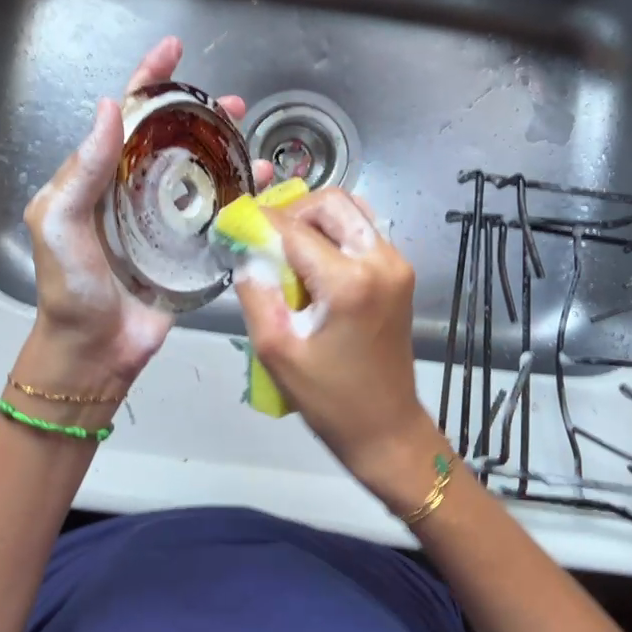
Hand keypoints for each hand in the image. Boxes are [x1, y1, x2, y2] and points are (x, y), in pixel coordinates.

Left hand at [21, 36, 269, 394]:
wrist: (94, 348)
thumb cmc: (68, 286)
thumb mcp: (60, 222)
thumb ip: (84, 168)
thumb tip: (110, 106)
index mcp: (97, 179)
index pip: (124, 119)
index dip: (147, 81)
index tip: (172, 50)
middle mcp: (132, 192)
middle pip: (170, 138)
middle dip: (199, 113)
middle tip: (232, 101)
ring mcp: (162, 220)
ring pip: (199, 170)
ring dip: (225, 146)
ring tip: (251, 131)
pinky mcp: (187, 249)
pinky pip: (217, 211)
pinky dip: (240, 191)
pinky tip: (260, 179)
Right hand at [232, 188, 450, 504]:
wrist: (385, 427)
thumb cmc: (328, 398)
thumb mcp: (275, 349)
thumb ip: (255, 292)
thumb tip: (244, 252)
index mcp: (349, 281)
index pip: (294, 229)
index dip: (259, 222)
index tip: (232, 225)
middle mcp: (381, 260)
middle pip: (330, 203)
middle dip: (291, 212)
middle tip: (264, 239)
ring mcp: (396, 264)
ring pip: (349, 213)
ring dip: (313, 221)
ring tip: (286, 250)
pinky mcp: (400, 273)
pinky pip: (362, 233)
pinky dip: (333, 236)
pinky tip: (311, 265)